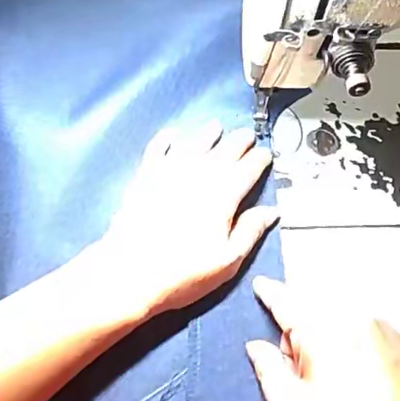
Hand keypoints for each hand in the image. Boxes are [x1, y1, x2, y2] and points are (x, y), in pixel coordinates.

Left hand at [92, 122, 278, 317]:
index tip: (265, 154)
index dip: (259, 159)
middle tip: (247, 136)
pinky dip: (166, 139)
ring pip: (193, 144)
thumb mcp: (227, 262)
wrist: (129, 274)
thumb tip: (270, 212)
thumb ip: (250, 232)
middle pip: (224, 151)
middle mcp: (198, 176)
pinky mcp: (145, 177)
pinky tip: (172, 134)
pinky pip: (157, 149)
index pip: (248, 169)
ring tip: (215, 127)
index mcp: (223, 195)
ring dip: (207, 134)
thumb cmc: (182, 273)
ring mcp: (169, 173)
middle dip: (239, 141)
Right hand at [245, 278, 399, 400]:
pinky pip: (357, 326)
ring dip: (323, 330)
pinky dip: (345, 336)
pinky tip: (348, 370)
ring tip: (323, 373)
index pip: (285, 298)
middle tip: (293, 363)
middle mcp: (349, 314)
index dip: (268, 291)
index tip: (259, 285)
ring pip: (336, 315)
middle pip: (311, 305)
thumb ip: (267, 369)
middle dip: (297, 323)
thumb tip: (257, 346)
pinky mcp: (395, 340)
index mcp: (319, 325)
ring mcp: (376, 324)